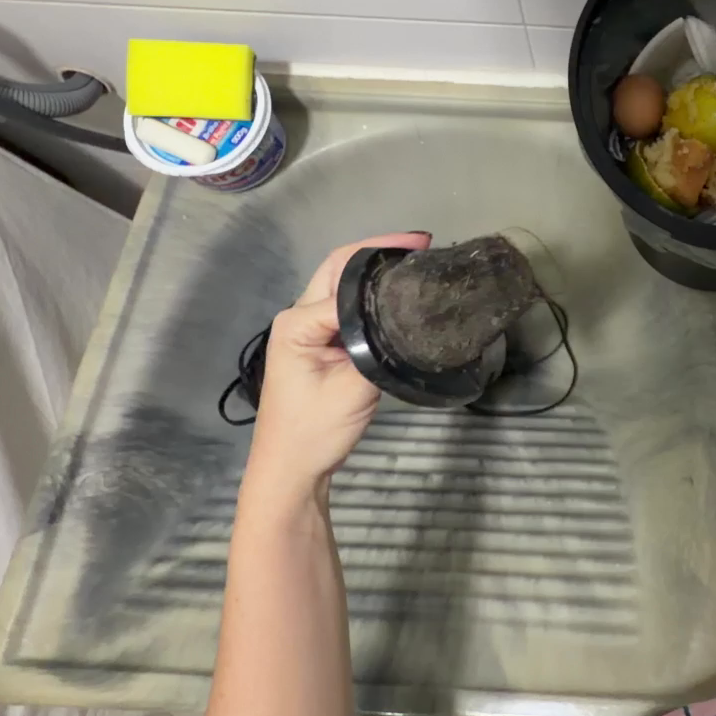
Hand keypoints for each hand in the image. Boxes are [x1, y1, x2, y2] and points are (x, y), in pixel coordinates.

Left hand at [242, 232, 432, 504]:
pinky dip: (374, 294)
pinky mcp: (324, 343)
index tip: (422, 246)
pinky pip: (349, 307)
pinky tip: (400, 296)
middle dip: (379, 250)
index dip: (382, 256)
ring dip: (377, 270)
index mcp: (299, 322)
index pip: (345, 277)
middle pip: (340, 268)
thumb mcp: (351, 387)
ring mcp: (310, 329)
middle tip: (422, 245)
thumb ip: (376, 345)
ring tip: (417, 264)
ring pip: (344, 285)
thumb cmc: (315, 429)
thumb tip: (406, 313)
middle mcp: (300, 316)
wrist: (293, 469)